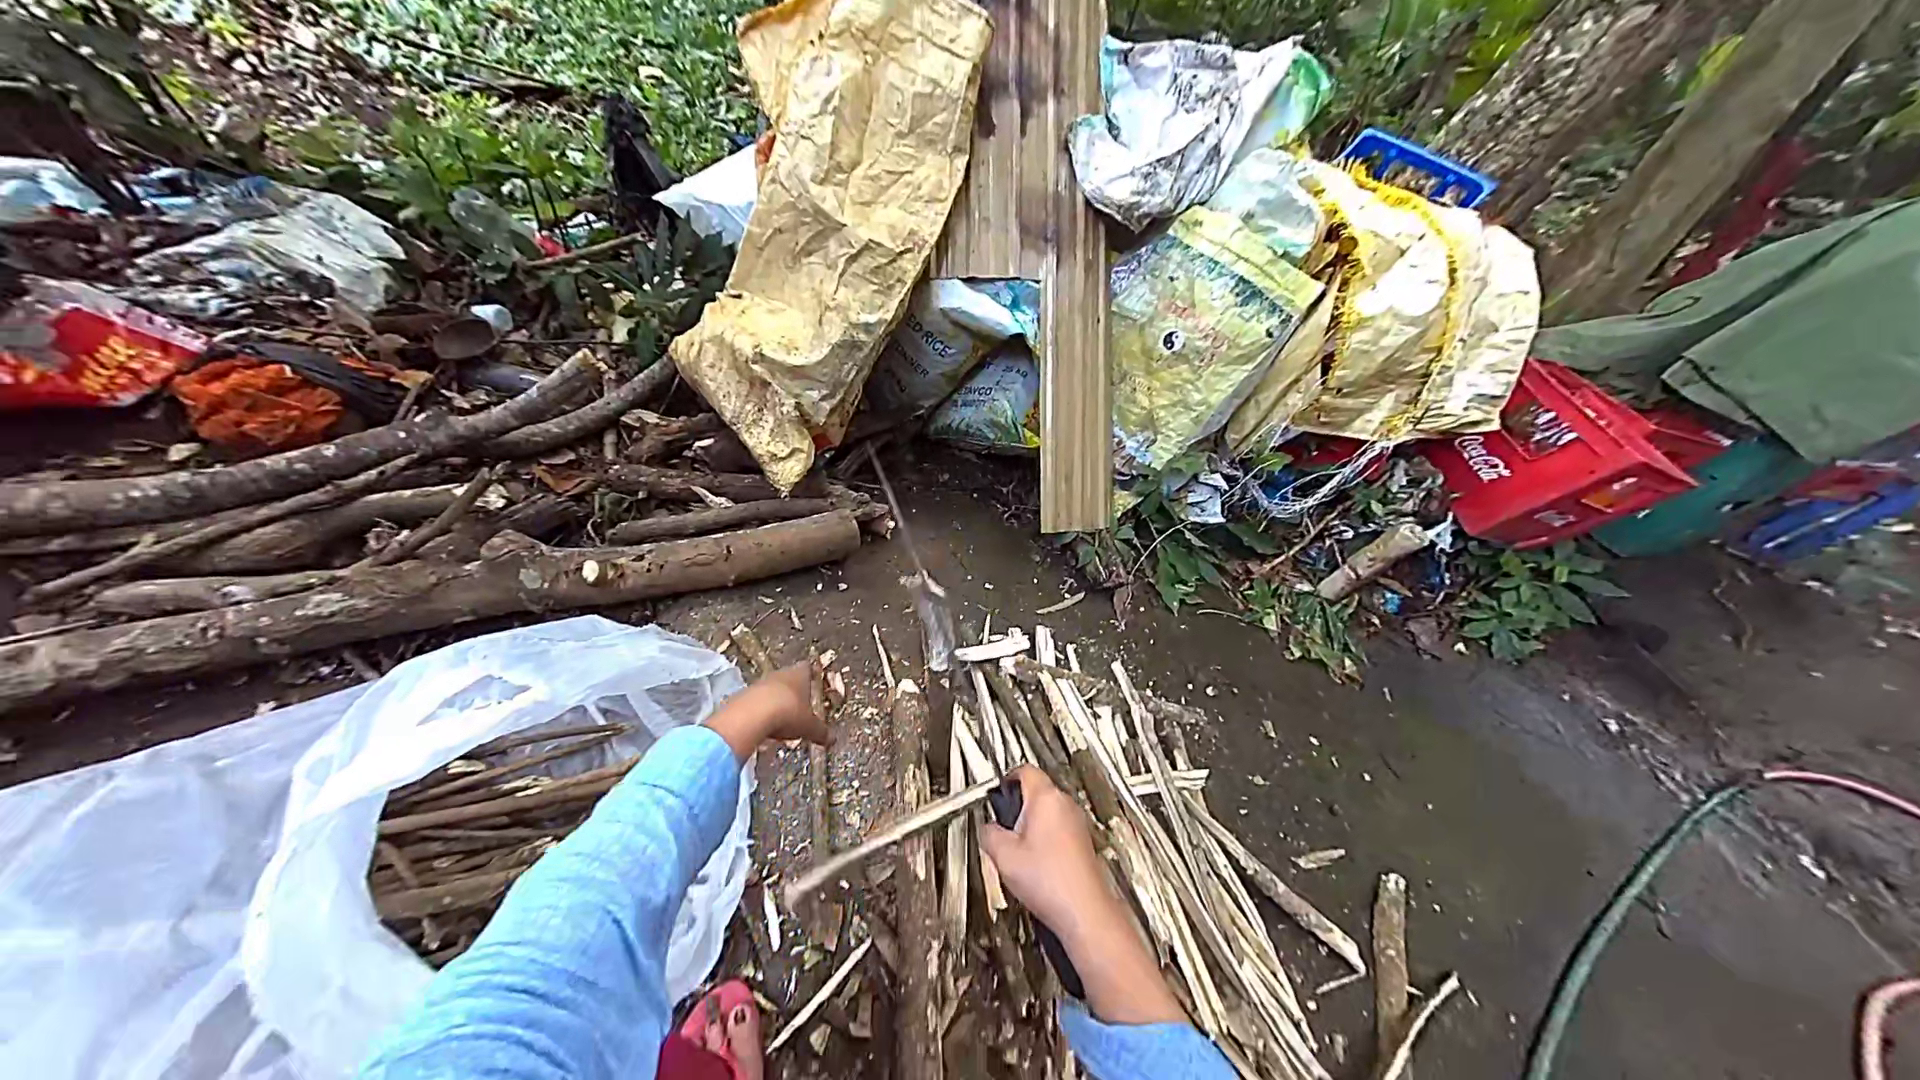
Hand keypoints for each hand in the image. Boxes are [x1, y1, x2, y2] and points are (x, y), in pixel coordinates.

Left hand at [705, 662, 829, 761]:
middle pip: (789, 678)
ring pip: (772, 690)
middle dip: (794, 692)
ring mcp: (760, 683)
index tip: (816, 685)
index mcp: (800, 674)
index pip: (809, 668)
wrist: (751, 715)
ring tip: (783, 721)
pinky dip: (762, 712)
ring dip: (777, 702)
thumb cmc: (789, 713)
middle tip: (801, 707)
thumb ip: (821, 732)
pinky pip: (757, 702)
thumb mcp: (810, 727)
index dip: (813, 677)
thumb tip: (832, 739)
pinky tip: (765, 726)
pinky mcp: (744, 695)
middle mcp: (780, 673)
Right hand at [981, 765, 1186, 1025]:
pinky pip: (1058, 829)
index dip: (1007, 779)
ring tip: (1019, 851)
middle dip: (1017, 808)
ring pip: (1047, 812)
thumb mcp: (1003, 856)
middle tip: (1004, 827)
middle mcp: (1065, 805)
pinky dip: (1045, 840)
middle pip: (1036, 791)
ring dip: (1031, 825)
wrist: (1084, 913)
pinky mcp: (1082, 842)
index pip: (1024, 771)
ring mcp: (1076, 823)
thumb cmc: (1052, 883)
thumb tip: (987, 829)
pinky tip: (1036, 864)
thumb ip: (988, 833)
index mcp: (1046, 799)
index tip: (998, 790)